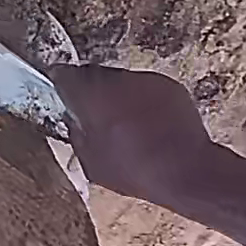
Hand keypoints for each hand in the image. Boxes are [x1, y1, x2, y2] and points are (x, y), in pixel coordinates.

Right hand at [51, 64, 222, 204]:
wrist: (186, 170)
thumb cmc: (136, 170)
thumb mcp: (92, 163)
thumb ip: (76, 135)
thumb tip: (74, 122)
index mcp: (92, 94)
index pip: (65, 75)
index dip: (60, 84)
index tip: (60, 92)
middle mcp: (119, 79)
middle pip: (95, 75)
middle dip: (93, 93)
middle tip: (96, 119)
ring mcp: (147, 80)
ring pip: (124, 82)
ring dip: (120, 98)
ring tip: (126, 129)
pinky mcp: (171, 87)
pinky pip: (148, 90)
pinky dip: (144, 103)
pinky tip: (149, 128)